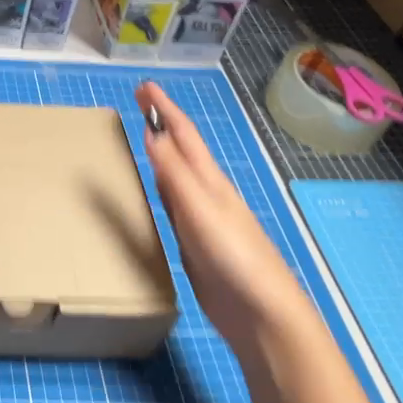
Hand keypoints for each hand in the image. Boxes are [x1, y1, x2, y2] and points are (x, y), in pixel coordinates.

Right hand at [136, 82, 313, 347]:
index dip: (165, 109)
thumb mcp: (202, 212)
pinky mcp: (195, 245)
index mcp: (210, 182)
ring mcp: (202, 220)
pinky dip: (161, 189)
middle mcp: (207, 194)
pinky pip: (172, 205)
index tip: (144, 86)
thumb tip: (151, 133)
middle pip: (182, 151)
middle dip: (162, 124)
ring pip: (177, 176)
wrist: (261, 316)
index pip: (184, 136)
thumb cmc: (235, 259)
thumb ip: (176, 176)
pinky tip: (155, 193)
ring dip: (161, 154)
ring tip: (143, 139)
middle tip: (140, 102)